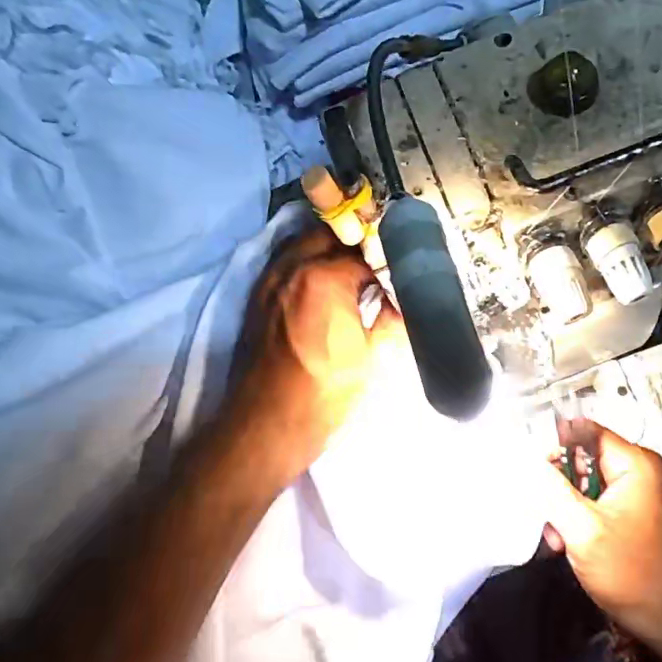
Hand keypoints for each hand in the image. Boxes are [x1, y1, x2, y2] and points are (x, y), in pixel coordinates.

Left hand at [226, 227, 403, 478]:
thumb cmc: (324, 393)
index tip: (400, 271)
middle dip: (355, 245)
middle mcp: (292, 269)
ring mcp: (269, 282)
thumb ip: (390, 320)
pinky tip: (322, 284)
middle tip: (377, 264)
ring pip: (301, 245)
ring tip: (351, 269)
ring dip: (327, 248)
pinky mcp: (256, 299)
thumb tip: (405, 303)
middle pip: (329, 237)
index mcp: (324, 279)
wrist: (268, 424)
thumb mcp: (371, 358)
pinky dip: (305, 263)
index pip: (365, 254)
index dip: (386, 262)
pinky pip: (284, 264)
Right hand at [529, 417, 661, 648]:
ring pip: (581, 483)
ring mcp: (632, 494)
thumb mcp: (582, 528)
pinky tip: (566, 543)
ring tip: (557, 537)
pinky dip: (574, 520)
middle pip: (581, 458)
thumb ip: (551, 489)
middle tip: (542, 510)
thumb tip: (525, 458)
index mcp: (634, 463)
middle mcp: (636, 471)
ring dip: (561, 507)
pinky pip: (591, 503)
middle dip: (556, 483)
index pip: (585, 432)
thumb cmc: (629, 570)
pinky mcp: (626, 515)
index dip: (554, 444)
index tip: (527, 466)